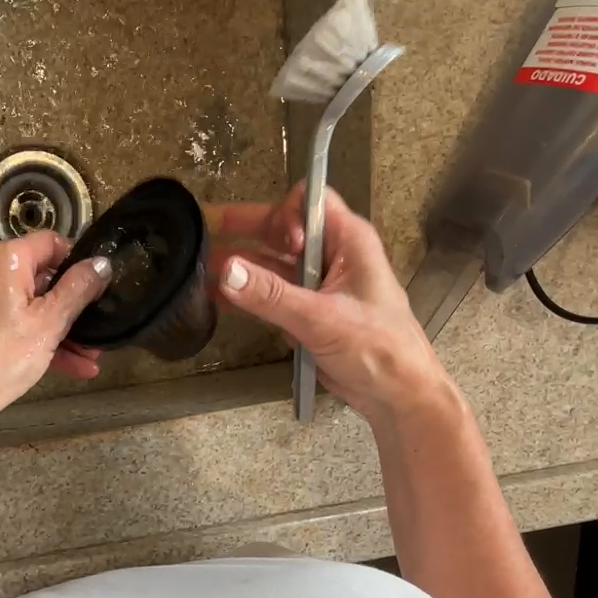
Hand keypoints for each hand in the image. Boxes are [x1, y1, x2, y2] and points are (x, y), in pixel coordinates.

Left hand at [0, 229, 111, 435]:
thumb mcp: (48, 325)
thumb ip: (78, 290)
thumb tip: (101, 263)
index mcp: (3, 258)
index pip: (50, 243)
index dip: (77, 263)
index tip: (95, 289)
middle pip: (37, 278)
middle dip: (69, 308)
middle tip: (95, 333)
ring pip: (23, 305)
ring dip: (56, 330)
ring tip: (86, 359)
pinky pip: (6, 320)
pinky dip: (30, 337)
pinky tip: (62, 365)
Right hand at [208, 184, 453, 428]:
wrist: (396, 395)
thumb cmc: (378, 350)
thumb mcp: (321, 319)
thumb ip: (271, 295)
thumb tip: (226, 270)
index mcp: (347, 241)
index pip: (308, 202)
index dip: (282, 216)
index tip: (271, 243)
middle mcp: (331, 256)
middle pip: (281, 231)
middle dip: (245, 233)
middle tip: (203, 232)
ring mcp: (318, 286)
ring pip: (272, 265)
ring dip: (241, 268)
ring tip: (201, 273)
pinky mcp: (308, 313)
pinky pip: (272, 296)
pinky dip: (248, 297)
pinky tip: (218, 301)